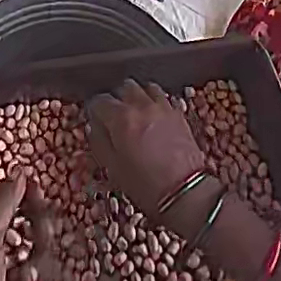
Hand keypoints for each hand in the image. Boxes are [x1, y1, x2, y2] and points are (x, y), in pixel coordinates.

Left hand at [0, 174, 50, 280]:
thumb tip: (18, 173)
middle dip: (38, 228)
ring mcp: (14, 279)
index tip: (37, 189)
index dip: (23, 193)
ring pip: (42, 254)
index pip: (7, 201)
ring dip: (37, 266)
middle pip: (30, 224)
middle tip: (38, 235)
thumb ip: (1, 205)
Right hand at [85, 80, 208, 225]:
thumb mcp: (113, 168)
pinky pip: (163, 98)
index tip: (95, 119)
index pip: (99, 101)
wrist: (185, 193)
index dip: (94, 110)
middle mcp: (141, 106)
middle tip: (115, 115)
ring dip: (137, 96)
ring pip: (145, 87)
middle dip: (116, 98)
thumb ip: (100, 142)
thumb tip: (94, 126)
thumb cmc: (145, 185)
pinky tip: (153, 117)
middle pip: (123, 87)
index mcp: (120, 118)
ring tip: (136, 112)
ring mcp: (162, 107)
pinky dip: (155, 102)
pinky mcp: (178, 114)